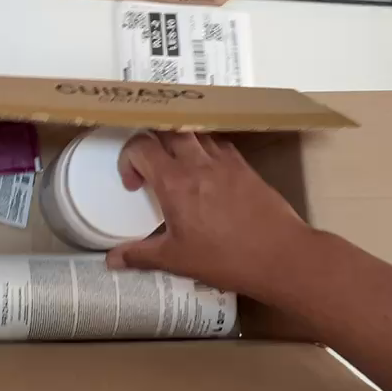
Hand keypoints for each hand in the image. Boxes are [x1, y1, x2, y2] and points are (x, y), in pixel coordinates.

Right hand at [107, 131, 331, 303]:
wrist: (280, 256)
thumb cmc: (225, 258)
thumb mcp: (177, 259)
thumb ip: (140, 255)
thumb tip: (111, 260)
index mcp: (174, 182)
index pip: (141, 146)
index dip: (129, 159)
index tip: (134, 185)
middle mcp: (197, 163)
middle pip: (166, 130)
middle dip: (152, 144)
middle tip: (152, 169)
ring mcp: (224, 161)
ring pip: (194, 133)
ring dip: (179, 143)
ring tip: (179, 167)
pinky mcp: (244, 166)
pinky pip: (218, 144)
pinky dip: (206, 149)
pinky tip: (207, 172)